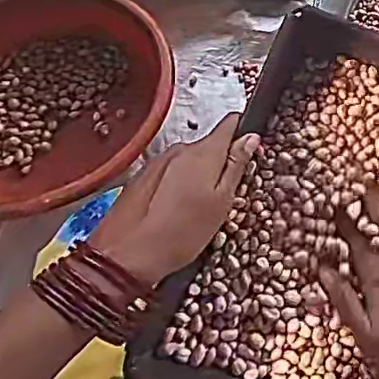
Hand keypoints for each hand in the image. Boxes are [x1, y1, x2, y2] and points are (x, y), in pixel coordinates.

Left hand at [89, 113, 259, 284]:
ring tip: (201, 209)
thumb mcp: (222, 201)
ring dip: (200, 176)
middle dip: (222, 162)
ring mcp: (161, 161)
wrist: (127, 255)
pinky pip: (174, 172)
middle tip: (226, 195)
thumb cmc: (180, 233)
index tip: (250, 151)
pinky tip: (180, 210)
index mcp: (204, 152)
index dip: (245, 133)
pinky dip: (181, 185)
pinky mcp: (145, 175)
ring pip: (192, 160)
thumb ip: (236, 165)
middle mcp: (181, 149)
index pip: (231, 123)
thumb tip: (251, 138)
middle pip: (211, 144)